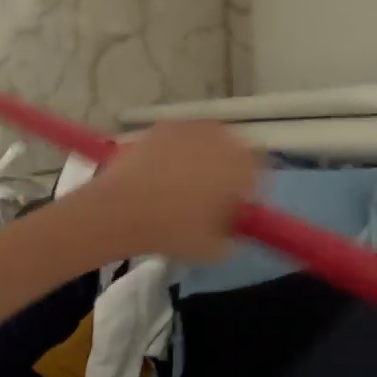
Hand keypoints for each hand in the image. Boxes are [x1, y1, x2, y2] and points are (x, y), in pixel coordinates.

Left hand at [78, 121, 260, 261]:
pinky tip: (156, 176)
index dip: (244, 197)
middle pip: (233, 157)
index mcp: (245, 166)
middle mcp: (224, 139)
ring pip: (205, 147)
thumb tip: (228, 232)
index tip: (230, 214)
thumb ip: (230, 238)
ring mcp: (190, 128)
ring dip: (198, 163)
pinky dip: (172, 156)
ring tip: (176, 189)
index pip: (258, 178)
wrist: (119, 209)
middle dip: (223, 176)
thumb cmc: (171, 230)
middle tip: (203, 202)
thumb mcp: (212, 249)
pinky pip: (176, 143)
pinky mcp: (160, 127)